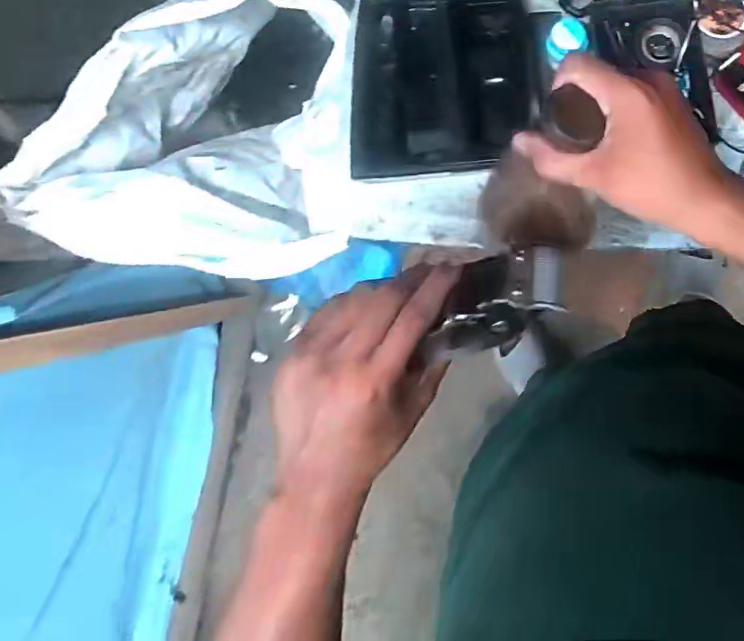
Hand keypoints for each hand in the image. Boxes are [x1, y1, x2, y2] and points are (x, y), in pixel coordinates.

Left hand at [270, 266, 458, 514]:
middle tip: (433, 266)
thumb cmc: (374, 446)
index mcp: (374, 378)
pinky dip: (354, 299)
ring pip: (355, 298)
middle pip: (384, 298)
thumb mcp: (416, 406)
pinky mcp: (290, 354)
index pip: (412, 316)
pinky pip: (328, 310)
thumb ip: (433, 360)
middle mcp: (339, 360)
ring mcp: (309, 355)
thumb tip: (448, 319)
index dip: (436, 286)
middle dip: (413, 277)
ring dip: (385, 285)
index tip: (453, 267)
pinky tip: (368, 302)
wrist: (311, 478)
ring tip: (403, 283)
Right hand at [512, 54, 735, 234]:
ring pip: (618, 81)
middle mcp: (648, 79)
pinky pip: (638, 90)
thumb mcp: (595, 176)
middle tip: (576, 134)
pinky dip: (623, 106)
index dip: (558, 83)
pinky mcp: (676, 100)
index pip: (578, 63)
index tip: (559, 116)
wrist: (706, 198)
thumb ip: (552, 157)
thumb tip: (519, 141)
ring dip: (602, 102)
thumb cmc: (651, 186)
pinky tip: (623, 139)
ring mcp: (667, 87)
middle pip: (598, 71)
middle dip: (580, 96)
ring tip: (598, 139)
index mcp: (627, 90)